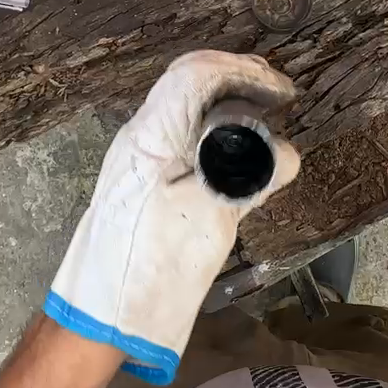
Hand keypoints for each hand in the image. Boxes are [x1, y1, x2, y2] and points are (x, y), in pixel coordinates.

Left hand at [47, 51, 299, 383]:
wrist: (101, 316)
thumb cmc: (151, 266)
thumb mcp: (209, 220)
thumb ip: (247, 177)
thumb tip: (285, 151)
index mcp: (151, 134)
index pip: (195, 74)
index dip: (243, 71)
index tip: (283, 92)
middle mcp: (144, 134)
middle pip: (189, 81)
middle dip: (236, 78)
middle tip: (279, 93)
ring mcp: (144, 156)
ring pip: (188, 106)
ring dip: (229, 102)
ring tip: (268, 115)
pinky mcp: (149, 179)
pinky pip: (186, 135)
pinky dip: (219, 132)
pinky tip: (243, 152)